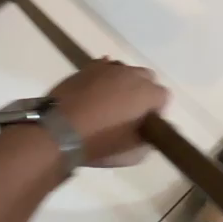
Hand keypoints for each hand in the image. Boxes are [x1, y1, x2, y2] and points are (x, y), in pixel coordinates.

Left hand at [47, 58, 167, 165]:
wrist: (58, 130)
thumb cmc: (99, 143)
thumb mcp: (133, 154)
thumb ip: (149, 140)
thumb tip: (150, 132)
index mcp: (146, 93)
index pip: (164, 96)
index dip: (157, 111)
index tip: (145, 124)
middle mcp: (129, 74)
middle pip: (146, 78)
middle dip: (143, 92)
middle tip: (130, 111)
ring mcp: (106, 67)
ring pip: (124, 70)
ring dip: (123, 83)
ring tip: (110, 102)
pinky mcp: (86, 67)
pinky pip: (103, 67)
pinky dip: (104, 77)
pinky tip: (95, 92)